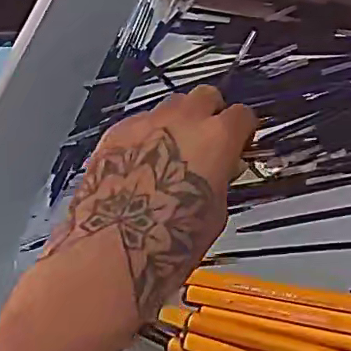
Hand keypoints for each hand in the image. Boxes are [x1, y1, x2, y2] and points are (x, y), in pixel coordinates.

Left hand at [6, 85, 256, 350]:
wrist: (108, 254)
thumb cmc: (164, 243)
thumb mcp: (215, 213)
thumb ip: (221, 178)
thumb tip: (219, 171)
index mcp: (216, 138)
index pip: (241, 115)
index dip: (243, 129)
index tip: (240, 141)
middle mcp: (181, 120)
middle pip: (205, 96)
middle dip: (211, 114)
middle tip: (208, 140)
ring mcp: (144, 124)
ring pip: (169, 106)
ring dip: (176, 123)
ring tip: (172, 156)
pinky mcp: (112, 135)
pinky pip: (137, 125)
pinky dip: (144, 137)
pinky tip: (140, 165)